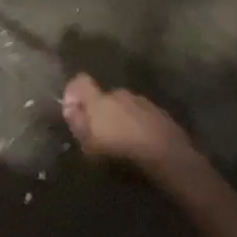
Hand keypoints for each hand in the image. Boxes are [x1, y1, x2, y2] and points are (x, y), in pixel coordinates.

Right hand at [61, 74, 192, 167]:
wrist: (166, 155)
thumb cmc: (120, 151)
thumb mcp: (89, 144)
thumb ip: (76, 123)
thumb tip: (69, 108)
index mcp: (99, 99)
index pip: (81, 81)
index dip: (74, 92)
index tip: (73, 109)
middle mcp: (120, 94)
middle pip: (104, 96)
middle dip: (100, 110)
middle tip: (100, 132)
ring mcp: (142, 101)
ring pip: (124, 105)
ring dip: (120, 117)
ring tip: (123, 139)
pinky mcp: (160, 112)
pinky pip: (140, 114)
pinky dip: (137, 123)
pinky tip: (140, 141)